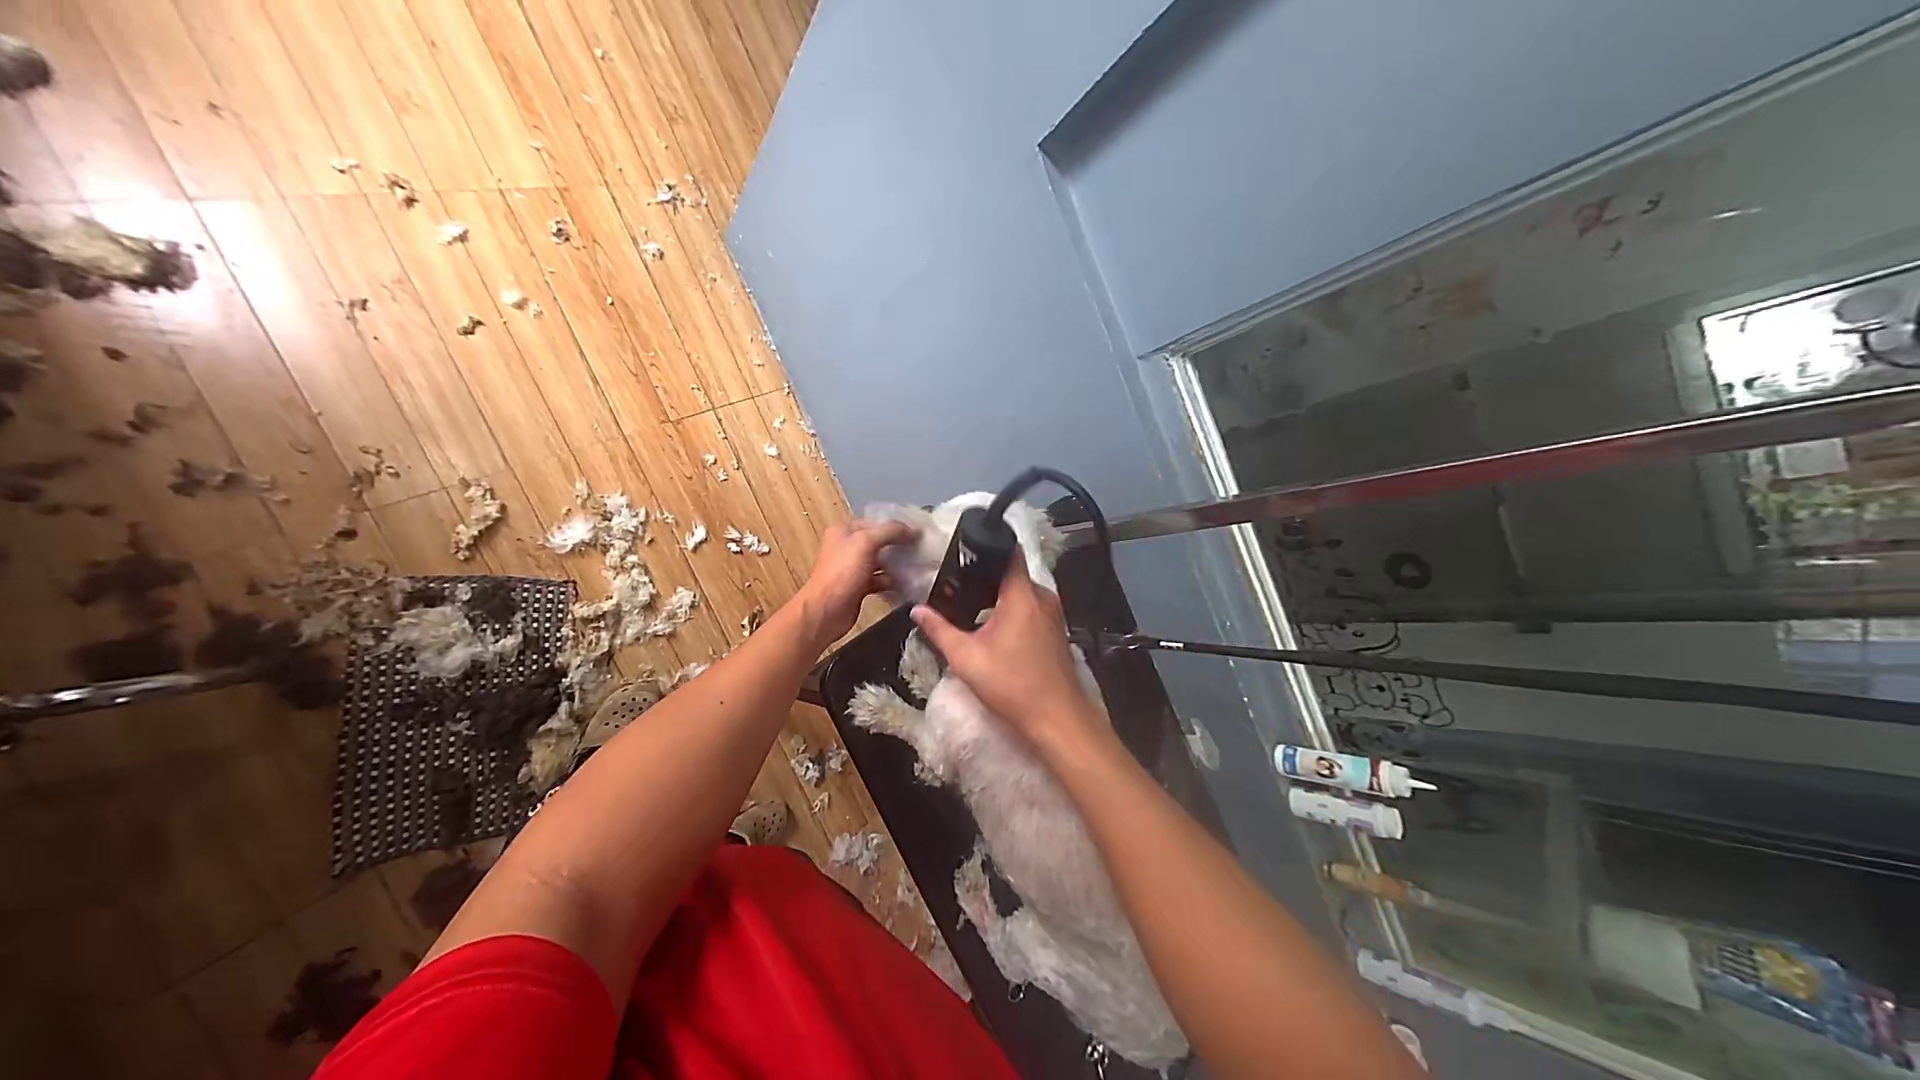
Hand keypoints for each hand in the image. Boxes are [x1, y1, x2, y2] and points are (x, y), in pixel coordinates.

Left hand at [796, 519, 914, 644]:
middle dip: (899, 544)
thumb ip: (890, 531)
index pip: (875, 522)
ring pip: (881, 561)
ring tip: (919, 564)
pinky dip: (893, 580)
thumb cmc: (842, 573)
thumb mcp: (865, 543)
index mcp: (844, 531)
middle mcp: (847, 547)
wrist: (826, 612)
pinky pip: (880, 580)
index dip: (896, 525)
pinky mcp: (859, 587)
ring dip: (898, 563)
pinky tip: (908, 582)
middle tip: (922, 547)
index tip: (918, 532)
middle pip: (879, 541)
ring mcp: (853, 568)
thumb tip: (913, 530)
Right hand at [910, 557, 1106, 759]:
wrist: (1056, 718)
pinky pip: (1030, 607)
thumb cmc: (1011, 684)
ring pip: (1021, 591)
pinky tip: (993, 626)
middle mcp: (1042, 596)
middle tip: (957, 583)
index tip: (964, 549)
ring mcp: (1053, 613)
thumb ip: (939, 629)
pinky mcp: (1055, 629)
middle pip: (1011, 572)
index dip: (986, 545)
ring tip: (970, 605)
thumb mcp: (966, 657)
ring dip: (998, 595)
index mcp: (1021, 594)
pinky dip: (1012, 610)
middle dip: (985, 576)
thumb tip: (917, 611)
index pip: (1008, 552)